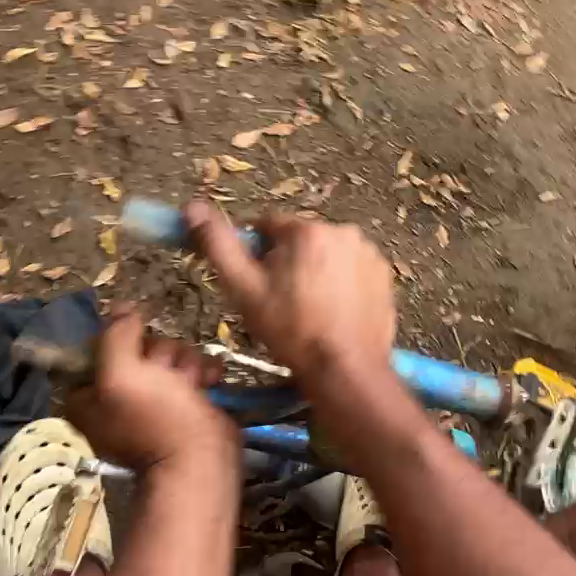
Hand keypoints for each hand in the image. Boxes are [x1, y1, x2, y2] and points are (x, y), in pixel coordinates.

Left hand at [67, 308, 235, 470]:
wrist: (201, 457)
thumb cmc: (155, 418)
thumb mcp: (121, 373)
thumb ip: (115, 335)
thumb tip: (121, 306)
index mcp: (87, 394)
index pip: (103, 344)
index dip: (125, 343)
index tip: (138, 355)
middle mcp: (116, 395)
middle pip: (142, 347)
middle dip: (162, 356)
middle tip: (168, 376)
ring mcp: (152, 400)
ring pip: (171, 355)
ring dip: (186, 363)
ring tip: (192, 385)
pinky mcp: (183, 402)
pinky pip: (193, 369)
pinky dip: (203, 372)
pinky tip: (208, 382)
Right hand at [186, 203, 418, 445]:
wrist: (346, 369)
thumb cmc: (291, 330)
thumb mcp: (244, 289)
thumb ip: (218, 244)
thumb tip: (192, 207)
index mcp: (308, 230)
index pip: (267, 226)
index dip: (255, 253)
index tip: (254, 282)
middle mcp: (344, 231)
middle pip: (299, 240)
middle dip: (286, 263)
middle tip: (280, 302)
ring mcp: (368, 253)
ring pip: (326, 255)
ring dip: (314, 272)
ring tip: (308, 311)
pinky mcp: (383, 276)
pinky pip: (350, 270)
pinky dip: (340, 284)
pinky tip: (332, 313)